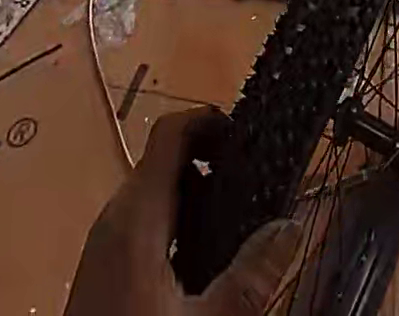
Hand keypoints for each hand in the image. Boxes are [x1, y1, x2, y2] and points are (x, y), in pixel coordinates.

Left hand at [65, 108, 301, 315]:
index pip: (168, 133)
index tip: (245, 135)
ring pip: (155, 188)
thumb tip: (291, 225)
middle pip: (163, 157)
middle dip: (209, 155)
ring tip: (237, 208)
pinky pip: (146, 216)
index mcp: (137, 214)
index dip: (206, 121)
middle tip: (253, 174)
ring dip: (196, 186)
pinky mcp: (107, 263)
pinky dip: (179, 212)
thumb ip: (251, 276)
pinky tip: (205, 248)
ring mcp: (108, 239)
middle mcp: (118, 214)